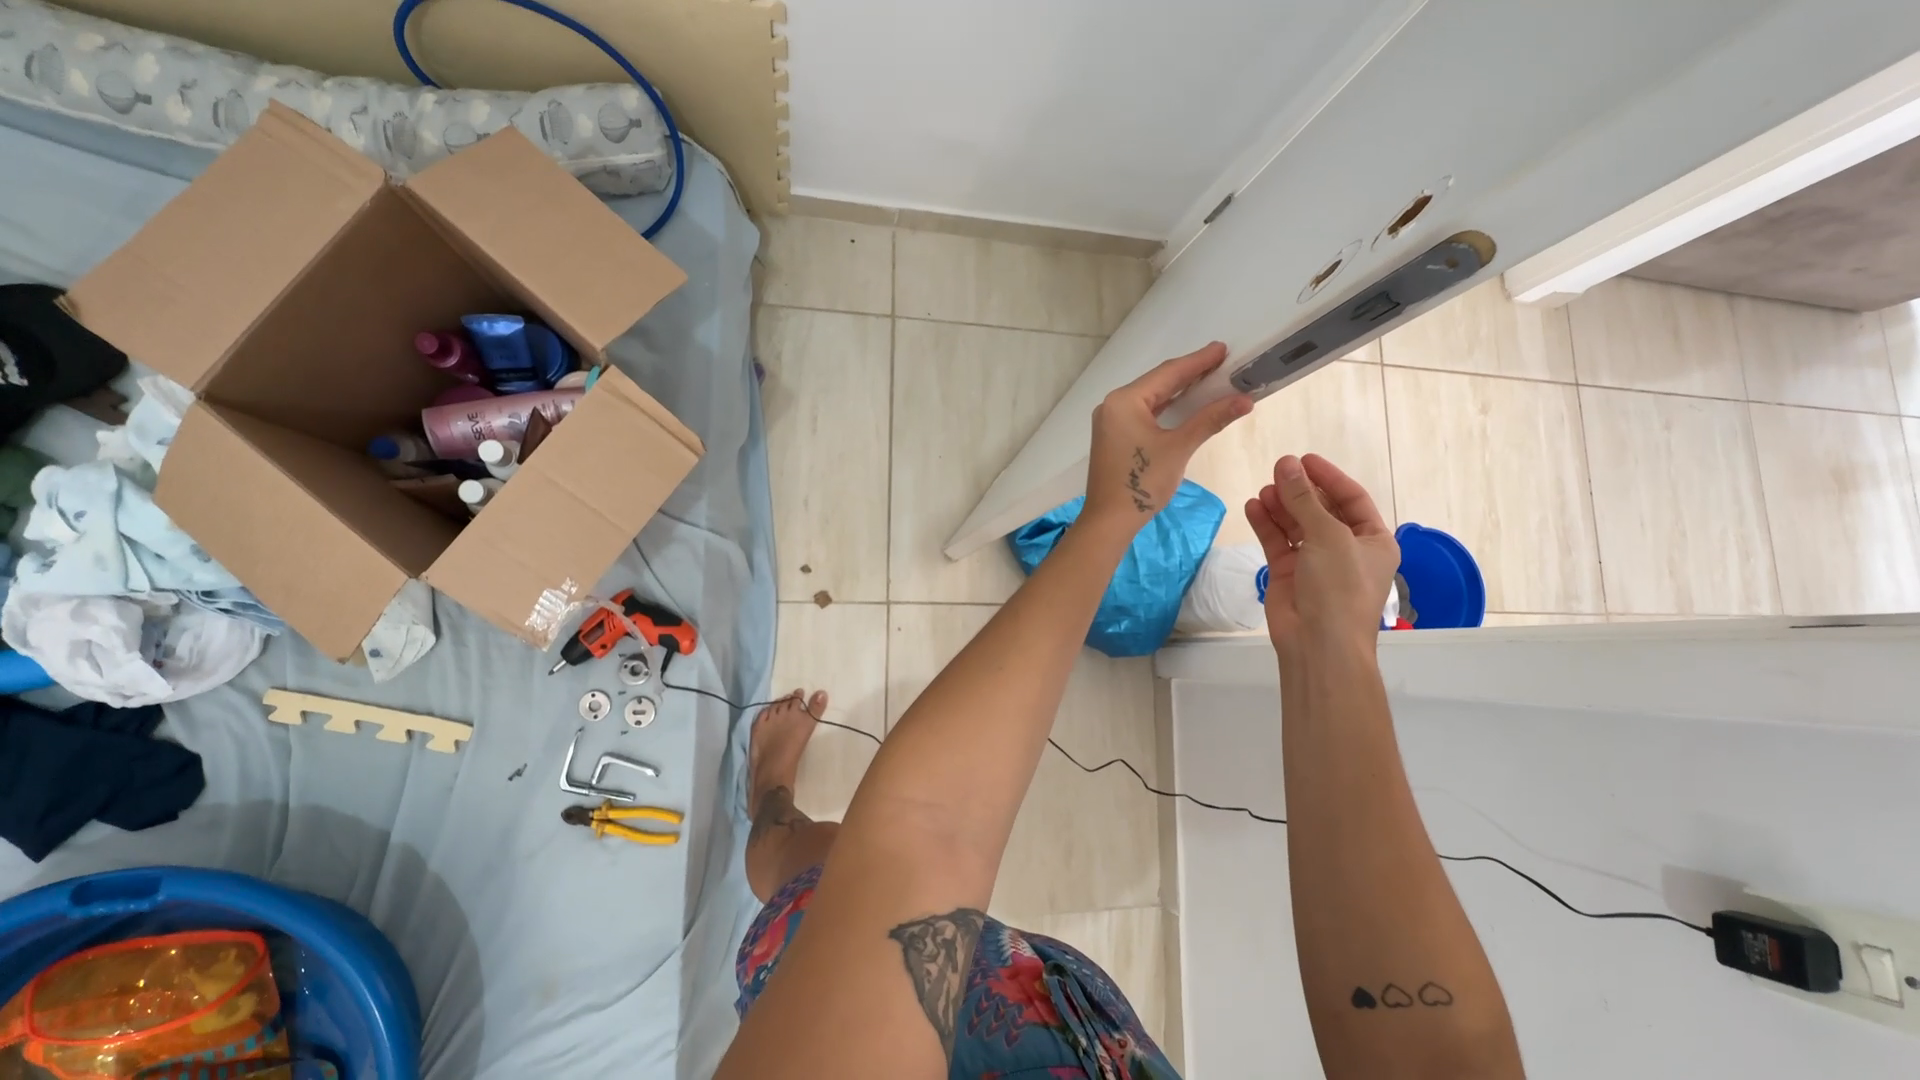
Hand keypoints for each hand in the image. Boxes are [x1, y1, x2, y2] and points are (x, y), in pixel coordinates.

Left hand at [1082, 342, 1251, 534]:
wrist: (1109, 520)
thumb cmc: (1142, 483)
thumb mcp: (1179, 448)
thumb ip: (1210, 419)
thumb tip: (1245, 400)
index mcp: (1125, 401)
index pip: (1168, 374)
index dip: (1198, 361)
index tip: (1222, 349)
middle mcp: (1113, 405)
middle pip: (1158, 383)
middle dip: (1190, 374)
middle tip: (1221, 361)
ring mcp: (1111, 421)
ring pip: (1151, 398)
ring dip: (1179, 390)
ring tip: (1209, 379)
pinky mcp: (1114, 436)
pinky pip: (1144, 413)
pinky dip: (1166, 407)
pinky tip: (1185, 404)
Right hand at [1245, 454, 1398, 656]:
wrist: (1319, 644)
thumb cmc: (1339, 587)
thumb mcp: (1328, 536)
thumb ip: (1304, 499)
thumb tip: (1286, 464)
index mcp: (1372, 540)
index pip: (1351, 499)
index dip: (1328, 477)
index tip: (1302, 460)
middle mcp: (1346, 549)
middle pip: (1321, 509)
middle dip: (1300, 491)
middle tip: (1277, 471)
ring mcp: (1316, 562)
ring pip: (1297, 524)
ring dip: (1281, 506)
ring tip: (1264, 491)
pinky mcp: (1289, 574)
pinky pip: (1278, 542)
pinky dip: (1266, 525)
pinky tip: (1253, 508)